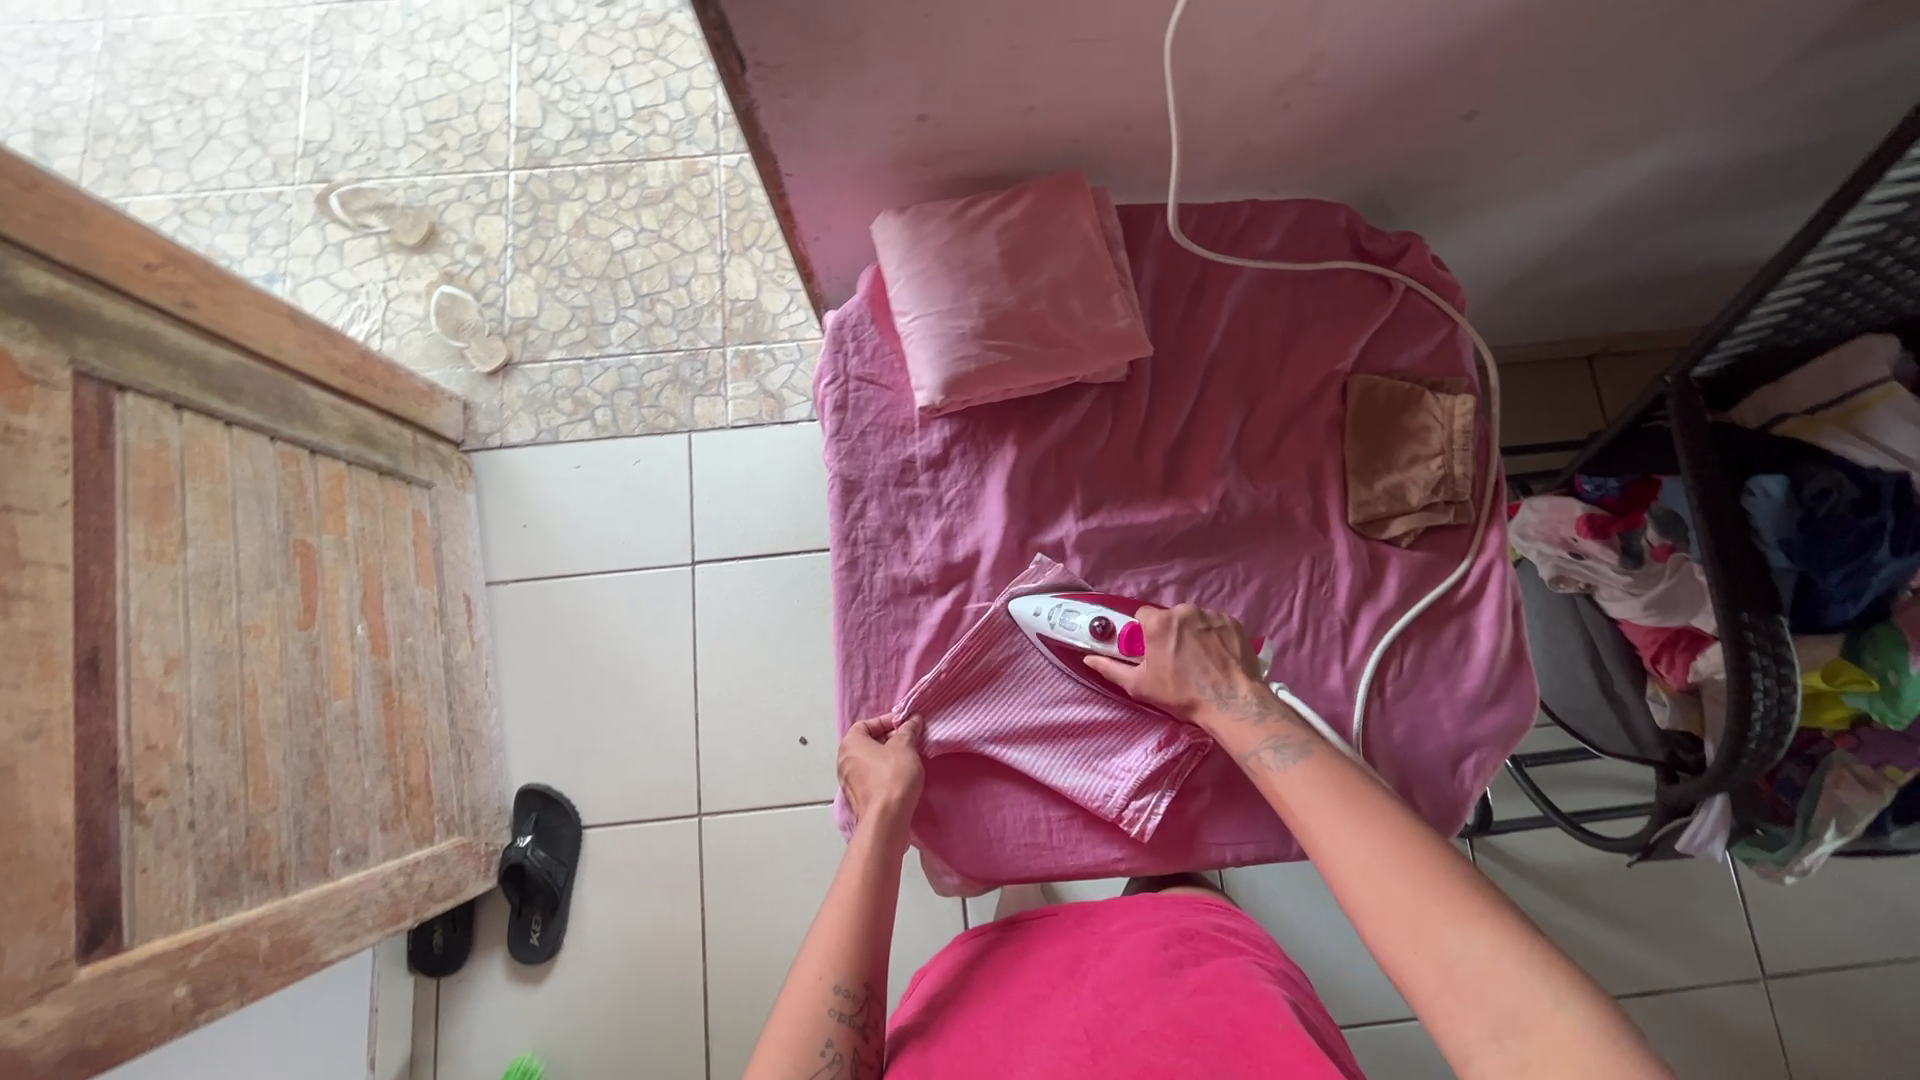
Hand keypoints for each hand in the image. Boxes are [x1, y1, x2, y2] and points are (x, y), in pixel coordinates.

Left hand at [837, 713, 924, 840]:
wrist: (886, 819)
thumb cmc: (893, 776)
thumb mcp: (905, 746)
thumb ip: (908, 730)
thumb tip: (913, 720)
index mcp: (850, 744)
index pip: (866, 724)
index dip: (886, 721)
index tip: (905, 725)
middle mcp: (844, 760)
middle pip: (868, 742)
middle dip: (890, 739)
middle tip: (911, 740)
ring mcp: (848, 781)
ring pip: (870, 761)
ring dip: (889, 756)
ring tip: (910, 757)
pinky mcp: (857, 798)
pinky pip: (871, 777)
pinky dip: (884, 773)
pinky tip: (902, 776)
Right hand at [1084, 604, 1271, 731]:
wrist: (1233, 704)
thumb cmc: (1182, 695)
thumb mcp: (1140, 685)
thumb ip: (1111, 668)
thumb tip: (1088, 658)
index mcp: (1159, 622)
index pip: (1143, 615)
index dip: (1143, 632)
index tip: (1149, 649)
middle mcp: (1184, 611)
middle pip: (1170, 617)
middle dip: (1170, 633)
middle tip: (1176, 658)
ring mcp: (1212, 614)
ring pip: (1194, 619)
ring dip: (1193, 633)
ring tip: (1200, 659)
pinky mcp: (1233, 622)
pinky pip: (1216, 624)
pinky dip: (1214, 636)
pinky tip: (1217, 656)